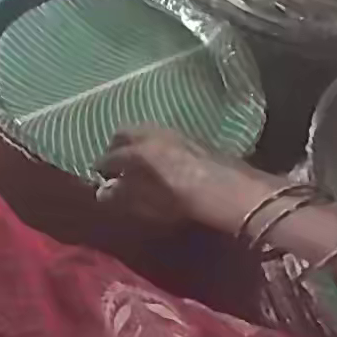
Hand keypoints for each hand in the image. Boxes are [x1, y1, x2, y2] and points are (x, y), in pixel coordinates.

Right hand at [96, 125, 277, 230]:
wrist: (238, 195)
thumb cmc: (189, 204)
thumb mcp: (151, 205)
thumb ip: (125, 195)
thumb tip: (104, 191)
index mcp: (140, 150)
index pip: (111, 156)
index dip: (101, 168)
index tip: (97, 178)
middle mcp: (155, 135)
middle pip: (125, 133)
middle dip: (116, 147)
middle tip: (114, 166)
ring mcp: (176, 133)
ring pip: (145, 131)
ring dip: (135, 143)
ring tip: (136, 164)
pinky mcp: (193, 138)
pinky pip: (162, 136)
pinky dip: (153, 145)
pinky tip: (159, 162)